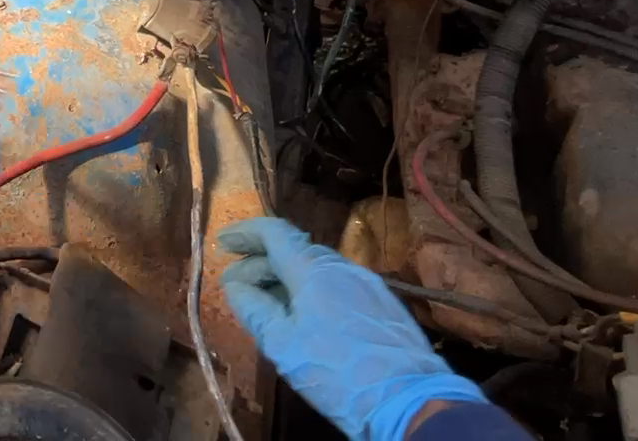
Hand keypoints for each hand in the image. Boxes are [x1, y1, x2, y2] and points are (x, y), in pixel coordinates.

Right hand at [218, 217, 486, 440]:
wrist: (415, 405)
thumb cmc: (338, 370)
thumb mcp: (283, 344)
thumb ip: (253, 308)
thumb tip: (234, 285)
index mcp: (312, 268)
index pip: (272, 231)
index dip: (243, 233)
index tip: (222, 243)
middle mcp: (340, 266)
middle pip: (292, 250)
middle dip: (260, 263)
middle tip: (238, 285)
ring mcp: (368, 285)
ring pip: (315, 269)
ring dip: (285, 279)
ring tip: (269, 305)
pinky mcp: (385, 307)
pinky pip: (337, 286)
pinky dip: (311, 291)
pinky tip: (306, 318)